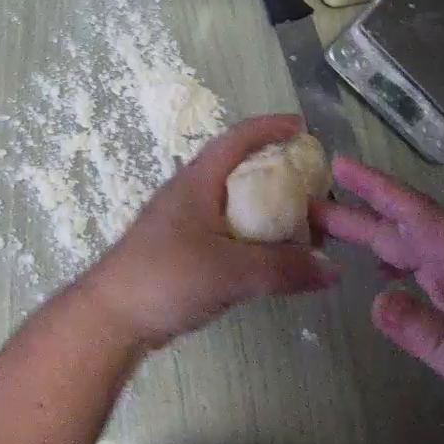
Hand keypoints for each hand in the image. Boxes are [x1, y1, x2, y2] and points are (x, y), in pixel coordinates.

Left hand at [74, 115, 338, 350]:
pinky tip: (274, 258)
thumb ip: (283, 268)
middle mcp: (189, 195)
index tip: (304, 127)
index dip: (270, 127)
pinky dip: (254, 238)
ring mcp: (182, 224)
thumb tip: (332, 267)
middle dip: (279, 174)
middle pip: (239, 171)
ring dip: (268, 210)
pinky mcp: (182, 252)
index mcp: (197, 183)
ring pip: (233, 205)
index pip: (237, 139)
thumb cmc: (165, 278)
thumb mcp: (231, 272)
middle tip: (318, 189)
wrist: (111, 316)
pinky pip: (227, 233)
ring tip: (306, 226)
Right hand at [320, 157, 443, 443]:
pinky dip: (393, 259)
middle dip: (362, 209)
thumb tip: (375, 300)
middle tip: (308, 201)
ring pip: (417, 250)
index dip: (383, 192)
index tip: (341, 166)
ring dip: (373, 232)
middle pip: (412, 230)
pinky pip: (425, 273)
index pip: (426, 222)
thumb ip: (439, 339)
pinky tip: (376, 267)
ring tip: (327, 225)